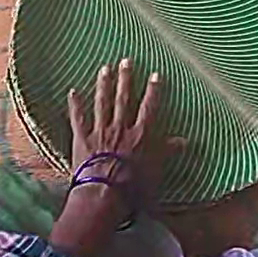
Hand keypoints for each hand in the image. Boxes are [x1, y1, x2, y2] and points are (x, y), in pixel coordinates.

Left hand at [51, 59, 176, 255]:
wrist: (104, 195)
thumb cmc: (133, 187)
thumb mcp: (156, 170)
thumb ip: (168, 152)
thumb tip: (185, 141)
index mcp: (141, 135)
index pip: (149, 107)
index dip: (153, 90)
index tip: (155, 74)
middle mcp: (121, 127)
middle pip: (124, 99)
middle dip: (126, 79)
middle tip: (126, 61)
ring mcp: (100, 131)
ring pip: (102, 103)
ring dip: (103, 85)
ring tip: (104, 68)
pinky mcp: (82, 139)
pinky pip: (78, 119)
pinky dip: (75, 105)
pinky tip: (72, 92)